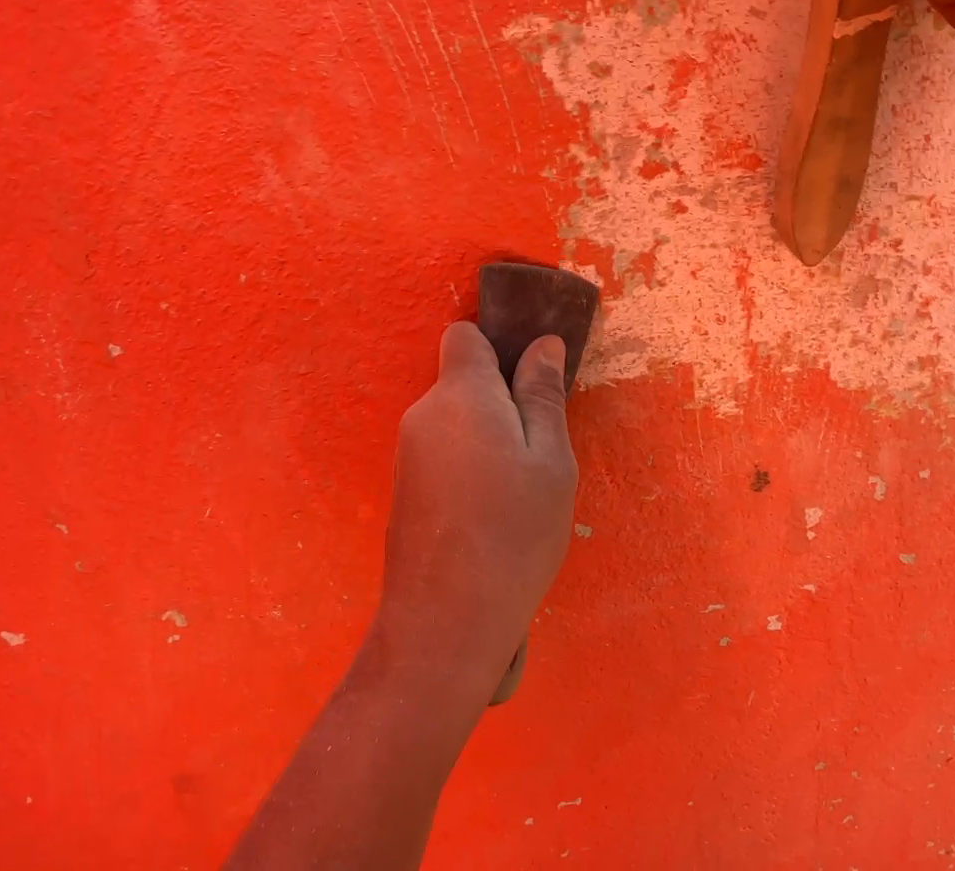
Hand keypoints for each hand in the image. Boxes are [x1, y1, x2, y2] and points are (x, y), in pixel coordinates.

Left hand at [373, 323, 577, 686]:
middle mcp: (423, 414)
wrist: (446, 619)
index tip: (531, 383)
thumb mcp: (550, 460)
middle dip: (498, 398)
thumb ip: (542, 395)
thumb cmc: (514, 531)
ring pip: (453, 421)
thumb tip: (541, 344)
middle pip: (460, 381)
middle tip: (538, 447)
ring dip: (485, 436)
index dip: (498, 347)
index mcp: (461, 394)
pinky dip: (466, 465)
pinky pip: (441, 453)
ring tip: (517, 488)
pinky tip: (488, 512)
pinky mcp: (404, 489)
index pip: (464, 336)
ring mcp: (407, 454)